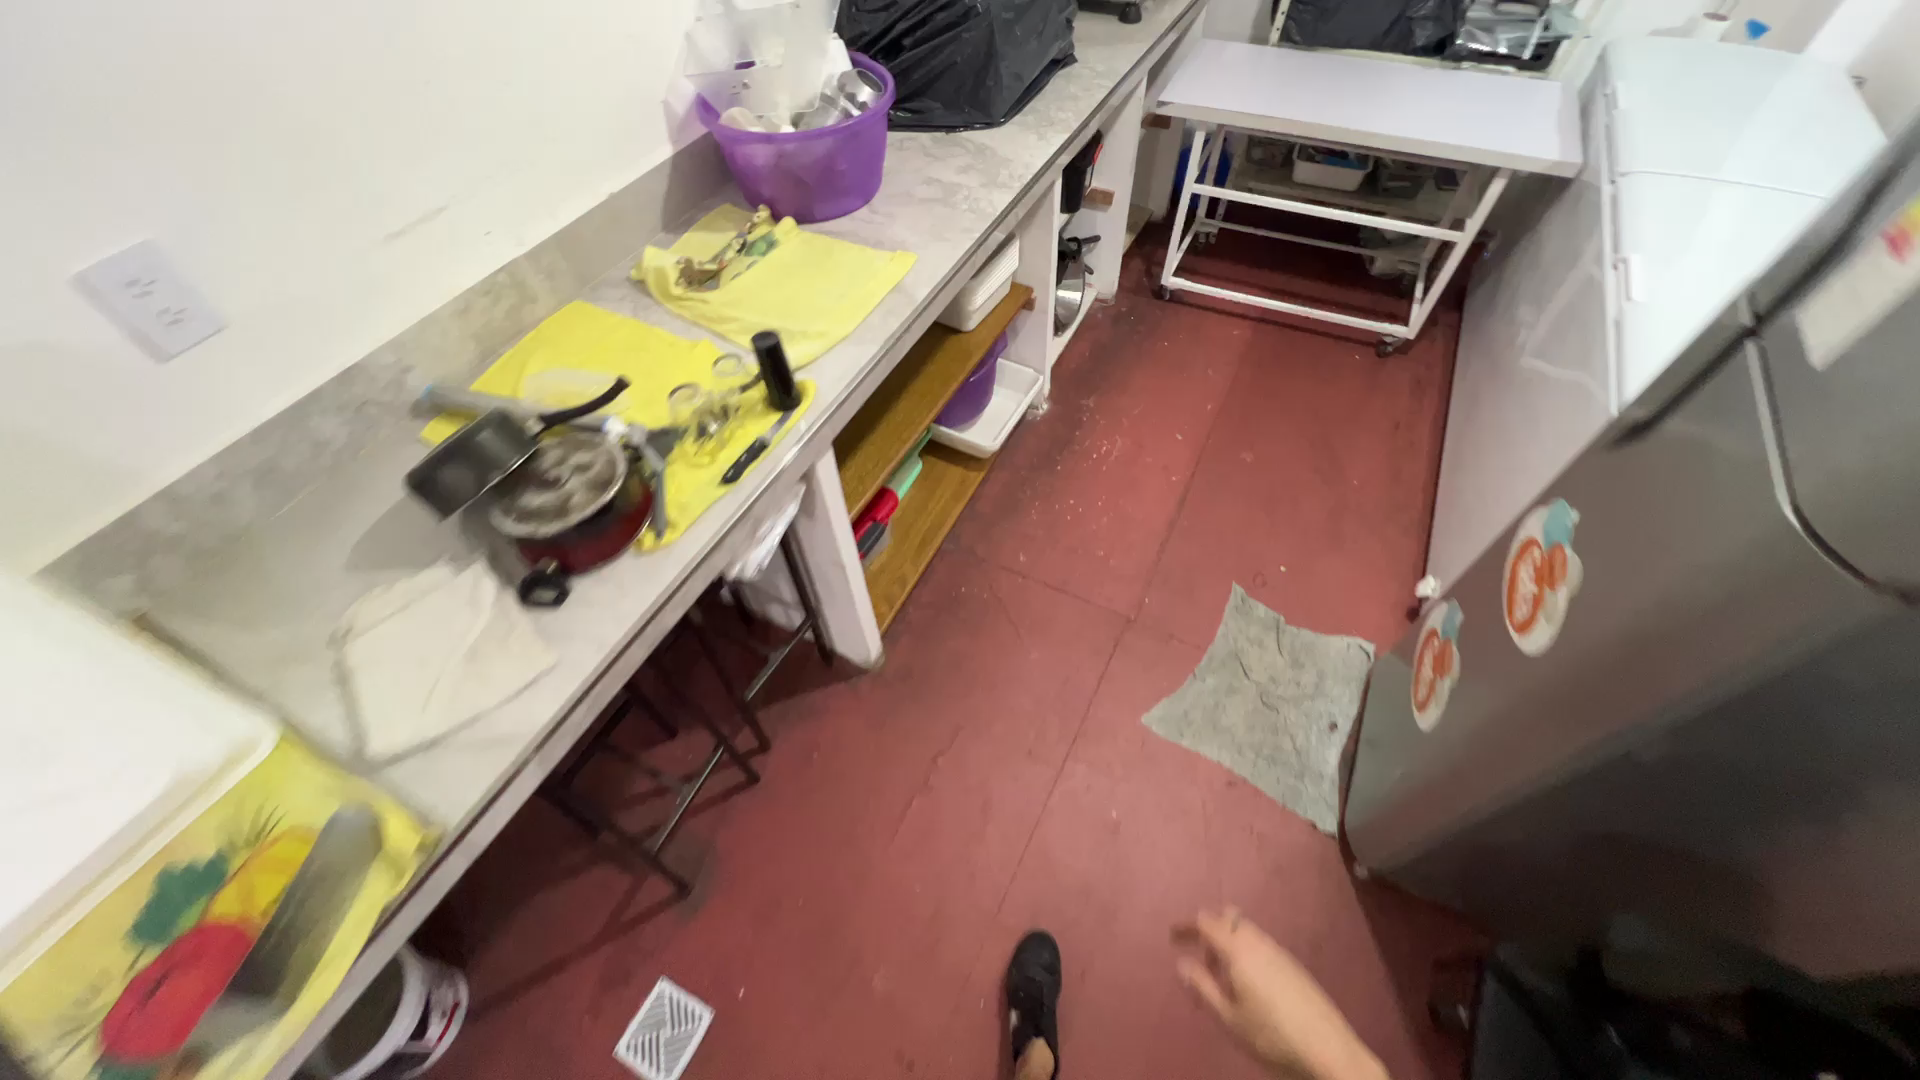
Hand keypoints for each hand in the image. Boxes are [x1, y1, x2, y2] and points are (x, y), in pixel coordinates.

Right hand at [1173, 907, 1387, 1079]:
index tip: (1173, 938)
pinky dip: (1246, 953)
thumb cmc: (1271, 1037)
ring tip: (1224, 981)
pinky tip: (1249, 987)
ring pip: (1247, 931)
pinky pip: (1261, 945)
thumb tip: (1182, 962)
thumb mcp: (1228, 1017)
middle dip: (1211, 930)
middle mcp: (1258, 943)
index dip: (1187, 926)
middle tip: (1203, 961)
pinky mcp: (1294, 966)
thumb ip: (1203, 986)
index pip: (1206, 922)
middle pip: (1229, 917)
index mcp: (1238, 951)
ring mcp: (1280, 952)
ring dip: (1229, 943)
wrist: (1330, 1054)